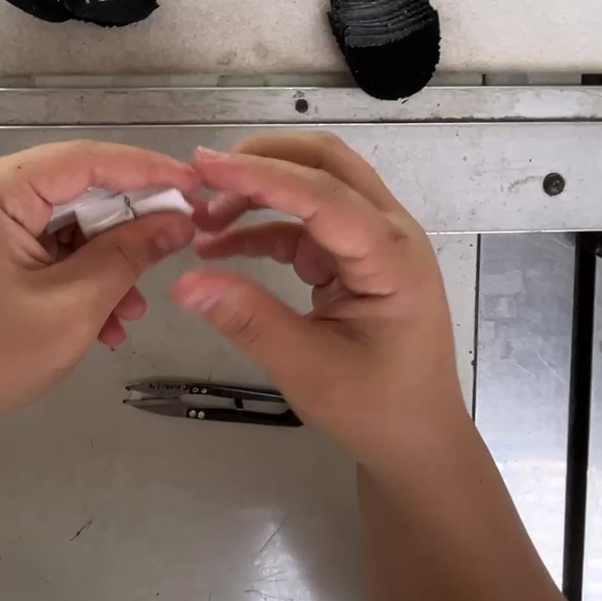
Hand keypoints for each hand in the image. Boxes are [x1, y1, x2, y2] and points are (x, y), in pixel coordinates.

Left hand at [0, 140, 199, 440]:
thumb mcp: (71, 308)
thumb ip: (128, 256)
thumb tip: (179, 222)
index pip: (85, 160)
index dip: (147, 170)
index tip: (195, 185)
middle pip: (76, 188)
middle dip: (127, 225)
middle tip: (177, 244)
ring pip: (65, 220)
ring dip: (105, 260)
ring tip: (132, 310)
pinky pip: (46, 242)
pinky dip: (77, 272)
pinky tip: (103, 318)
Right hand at [171, 134, 466, 472]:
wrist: (417, 441)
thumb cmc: (377, 410)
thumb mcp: (308, 371)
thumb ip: (248, 320)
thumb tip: (184, 283)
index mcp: (392, 257)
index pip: (324, 195)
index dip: (262, 175)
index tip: (205, 166)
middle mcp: (389, 232)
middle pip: (326, 163)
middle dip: (263, 159)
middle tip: (204, 174)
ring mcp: (371, 240)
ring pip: (314, 183)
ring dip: (259, 189)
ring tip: (203, 214)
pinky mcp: (351, 254)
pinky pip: (302, 222)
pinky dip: (260, 225)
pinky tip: (217, 244)